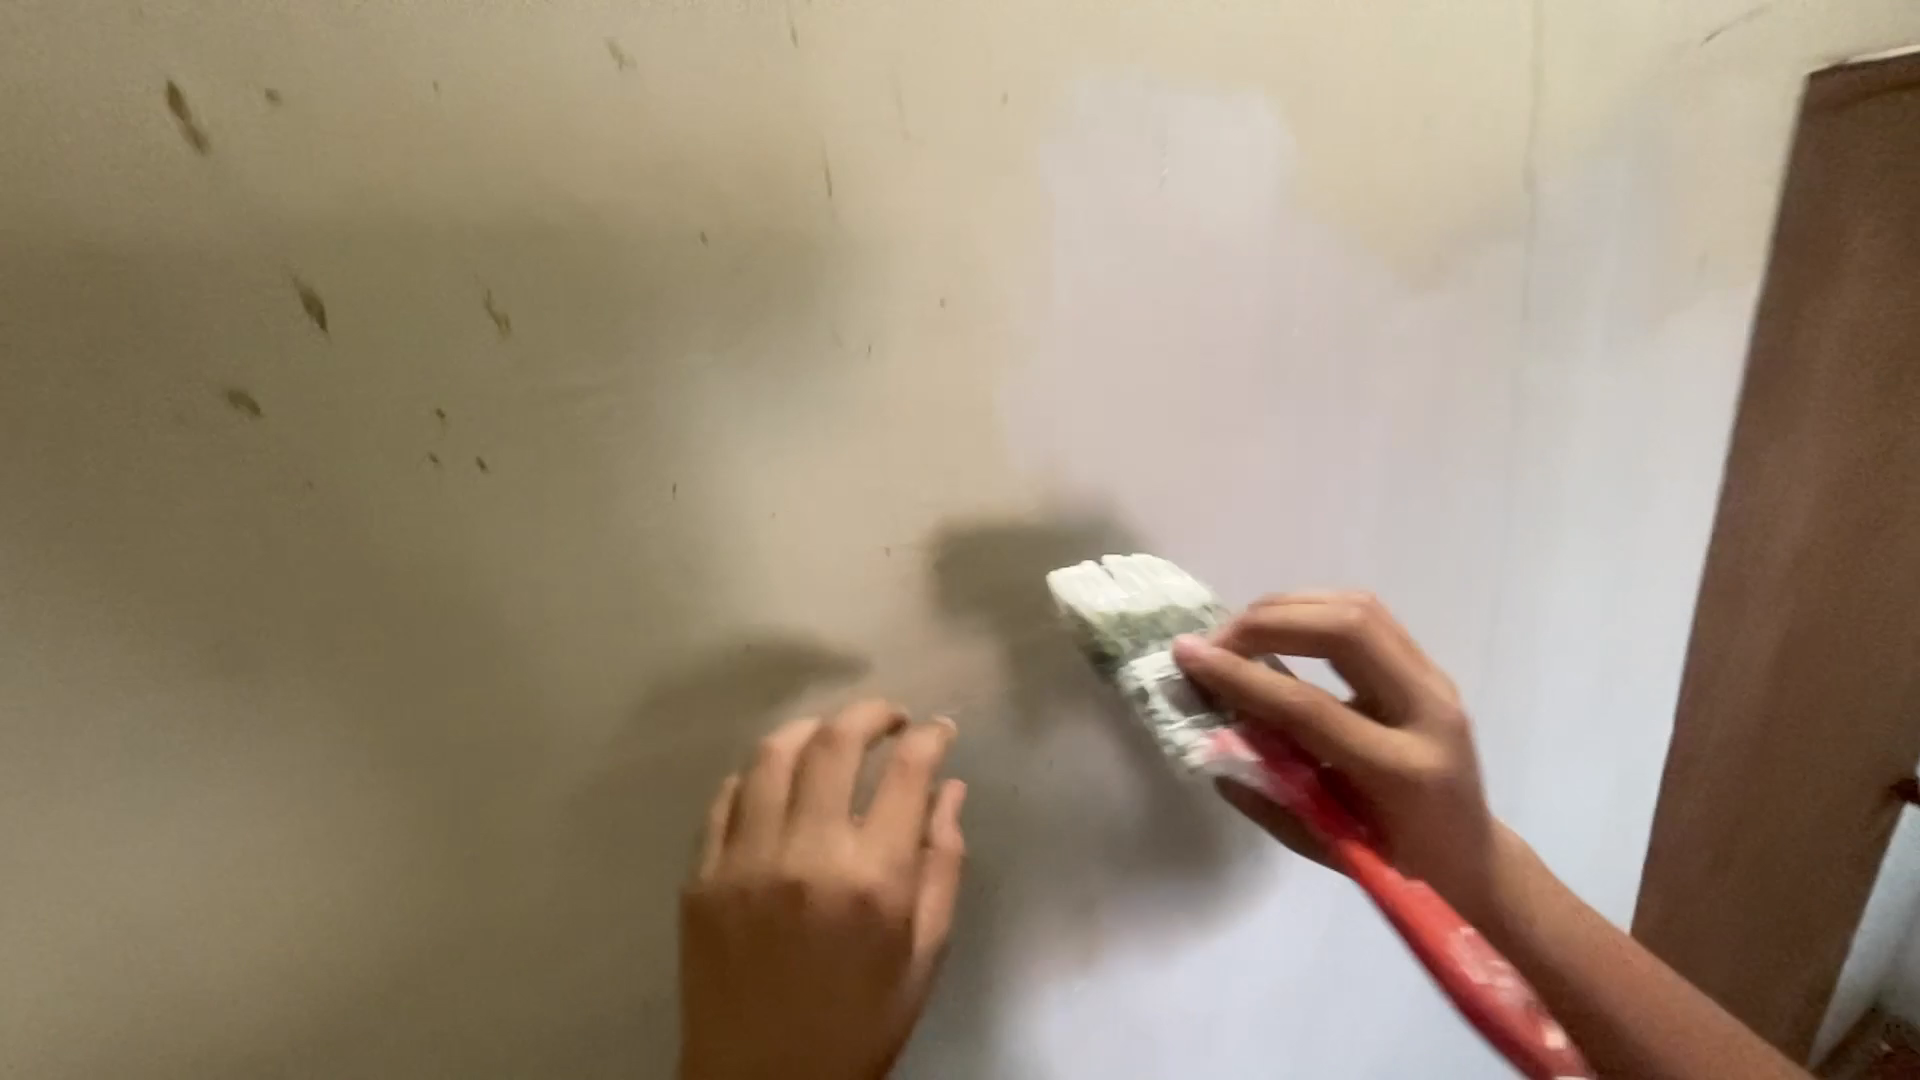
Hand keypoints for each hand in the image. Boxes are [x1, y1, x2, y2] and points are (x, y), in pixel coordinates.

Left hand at [678, 700, 966, 1079]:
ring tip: (833, 736)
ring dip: (811, 729)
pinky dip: (759, 773)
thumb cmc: (861, 1023)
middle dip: (871, 713)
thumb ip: (942, 863)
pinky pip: (726, 796)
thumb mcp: (924, 953)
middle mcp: (807, 855)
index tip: (938, 729)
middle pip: (835, 742)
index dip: (929, 736)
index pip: (907, 772)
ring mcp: (745, 861)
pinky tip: (780, 781)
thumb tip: (950, 789)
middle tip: (891, 718)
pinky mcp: (702, 876)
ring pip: (773, 755)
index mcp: (872, 879)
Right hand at [1171, 592, 1503, 921]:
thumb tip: (1209, 738)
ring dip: (1286, 607)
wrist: (1469, 855)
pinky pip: (1365, 614)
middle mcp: (1429, 712)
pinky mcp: (1426, 665)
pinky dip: (1309, 608)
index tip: (1187, 655)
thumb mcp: (1321, 842)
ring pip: (1358, 608)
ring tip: (1239, 630)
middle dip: (1266, 623)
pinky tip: (1276, 627)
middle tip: (1215, 641)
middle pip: (1345, 630)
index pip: (1308, 706)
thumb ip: (1263, 791)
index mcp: (1402, 771)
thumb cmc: (1392, 861)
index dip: (1240, 675)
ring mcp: (1436, 681)